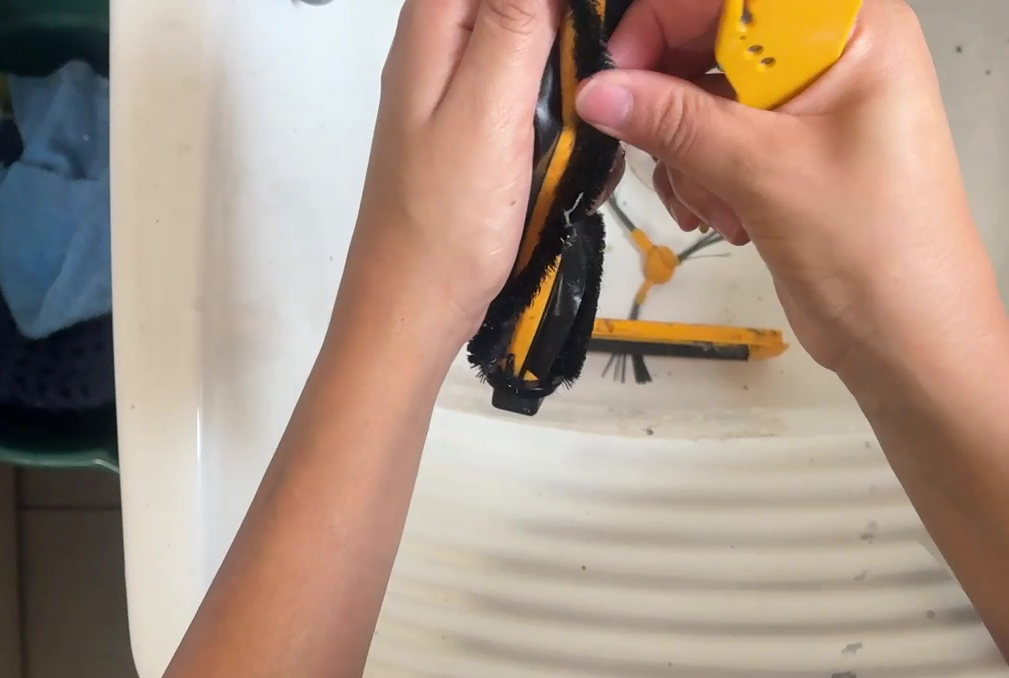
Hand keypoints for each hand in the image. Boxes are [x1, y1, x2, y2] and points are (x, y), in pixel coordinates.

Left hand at [334, 0, 559, 356]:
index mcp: (436, 24)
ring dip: (570, 97)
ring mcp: (459, 105)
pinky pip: (529, 114)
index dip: (561, 0)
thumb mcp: (487, 107)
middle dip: (571, 46)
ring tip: (579, 148)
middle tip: (588, 101)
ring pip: (535, 62)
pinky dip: (557, 135)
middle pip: (525, 13)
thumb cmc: (445, 221)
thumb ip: (517, 19)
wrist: (412, 315)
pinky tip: (565, 173)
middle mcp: (442, 53)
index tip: (596, 31)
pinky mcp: (477, 148)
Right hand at [577, 0, 1008, 372]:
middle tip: (663, 159)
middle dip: (676, 110)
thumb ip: (678, 124)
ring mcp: (803, 114)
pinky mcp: (784, 162)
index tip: (613, 80)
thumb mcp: (765, 173)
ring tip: (716, 210)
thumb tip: (597, 92)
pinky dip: (702, 184)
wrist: (904, 335)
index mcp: (847, 27)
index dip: (663, 25)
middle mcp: (824, 58)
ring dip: (688, 161)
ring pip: (704, 107)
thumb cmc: (868, 246)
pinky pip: (715, 150)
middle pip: (711, 49)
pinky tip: (722, 220)